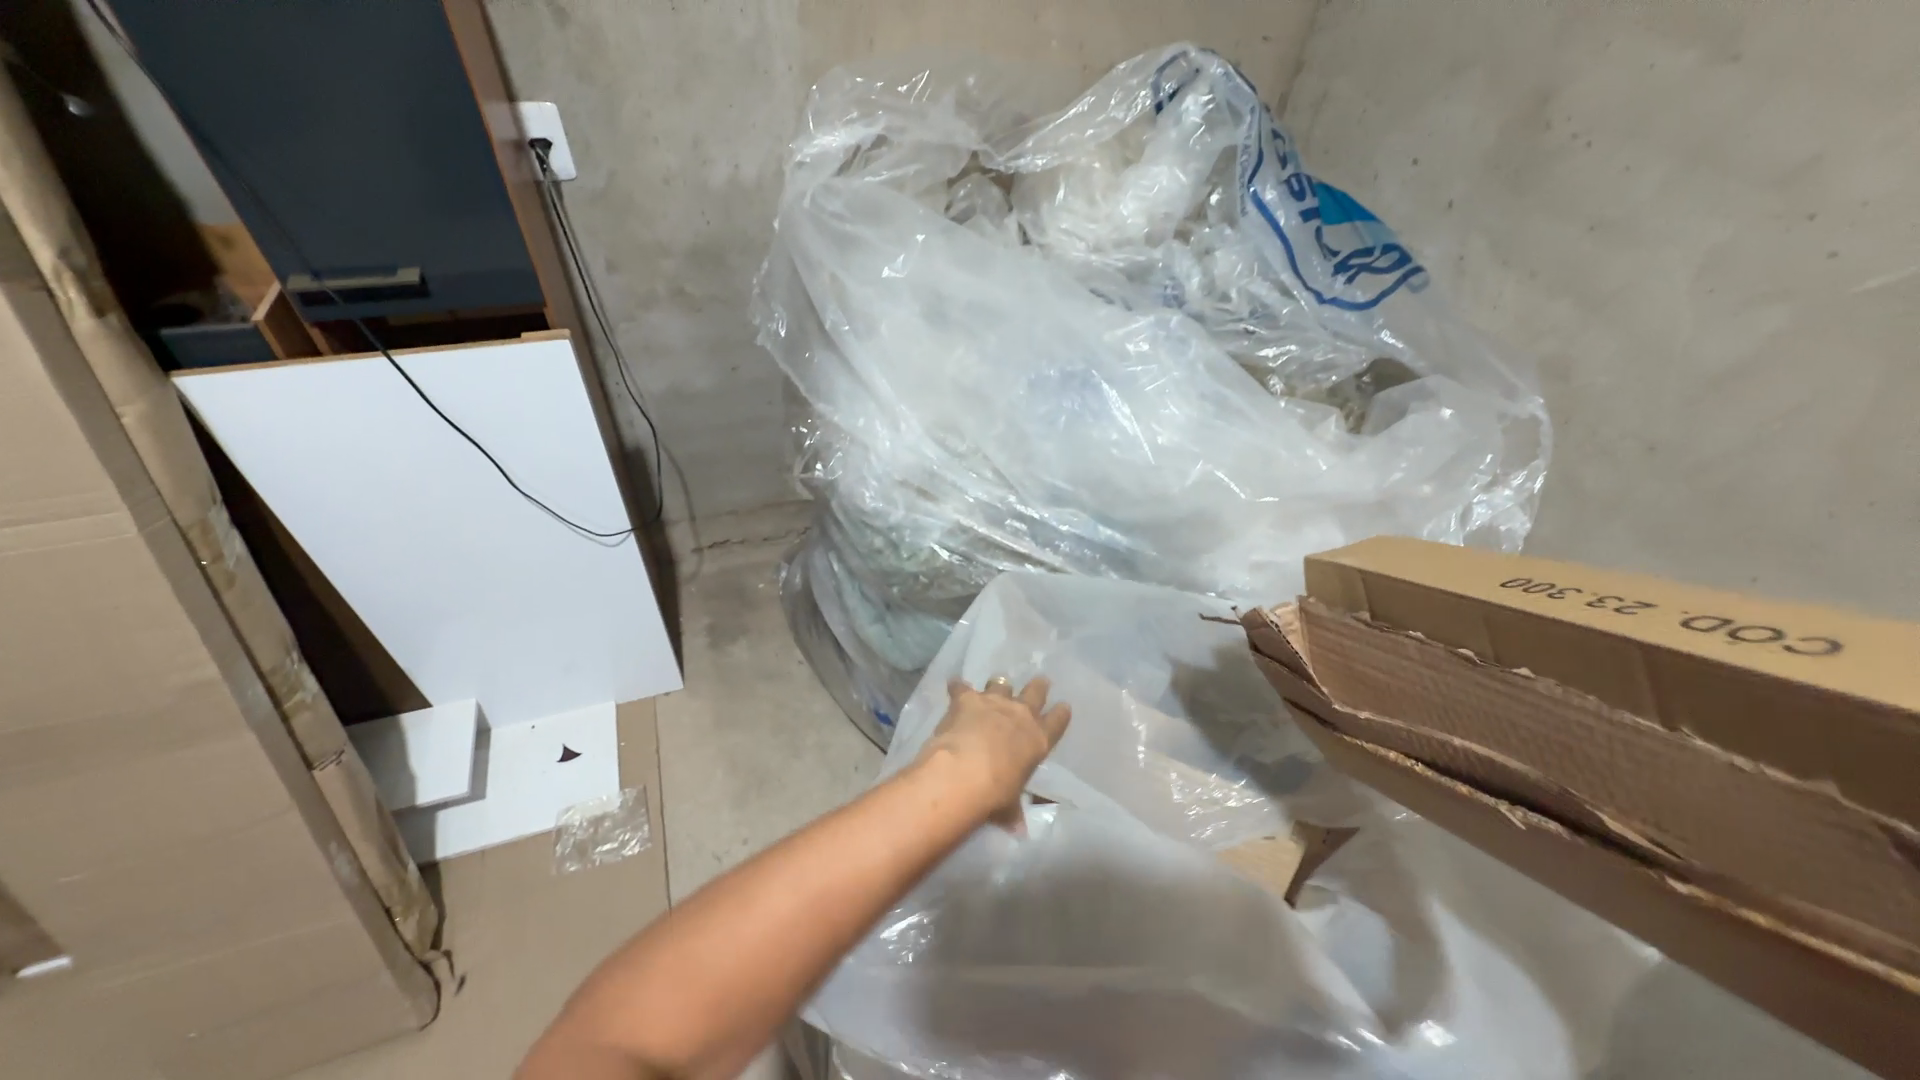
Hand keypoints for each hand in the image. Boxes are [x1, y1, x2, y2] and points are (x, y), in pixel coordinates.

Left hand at [915, 675, 1070, 831]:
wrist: (965, 772)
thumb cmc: (996, 793)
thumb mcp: (1009, 806)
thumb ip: (1013, 813)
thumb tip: (1018, 832)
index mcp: (1038, 740)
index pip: (1058, 722)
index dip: (1061, 713)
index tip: (1064, 707)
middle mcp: (1021, 715)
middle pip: (1035, 692)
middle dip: (1038, 686)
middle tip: (1041, 681)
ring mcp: (994, 702)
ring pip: (1002, 683)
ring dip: (999, 685)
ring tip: (997, 684)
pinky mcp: (966, 698)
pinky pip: (962, 687)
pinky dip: (957, 687)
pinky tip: (953, 686)